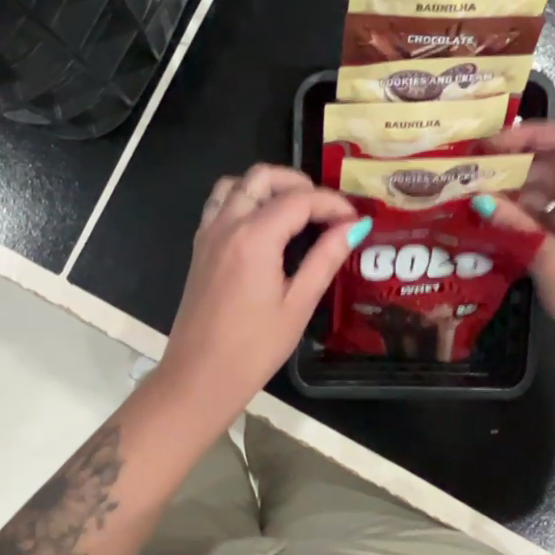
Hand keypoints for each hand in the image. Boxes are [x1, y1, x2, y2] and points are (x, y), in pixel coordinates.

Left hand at [156, 165, 367, 421]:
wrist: (199, 376)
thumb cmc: (253, 348)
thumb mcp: (298, 305)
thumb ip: (325, 259)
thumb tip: (354, 227)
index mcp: (254, 237)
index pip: (299, 199)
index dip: (332, 203)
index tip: (355, 220)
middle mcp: (227, 225)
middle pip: (261, 177)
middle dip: (298, 183)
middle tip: (325, 209)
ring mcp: (207, 236)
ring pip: (234, 185)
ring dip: (265, 187)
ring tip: (294, 212)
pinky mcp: (199, 250)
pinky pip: (218, 205)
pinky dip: (242, 201)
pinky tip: (263, 228)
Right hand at [471, 123, 554, 361]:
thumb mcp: (549, 260)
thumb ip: (515, 225)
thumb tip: (477, 198)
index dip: (525, 135)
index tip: (486, 146)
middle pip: (551, 162)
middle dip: (510, 165)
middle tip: (468, 175)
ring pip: (546, 188)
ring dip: (512, 192)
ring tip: (473, 201)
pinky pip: (548, 211)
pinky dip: (522, 214)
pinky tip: (493, 224)